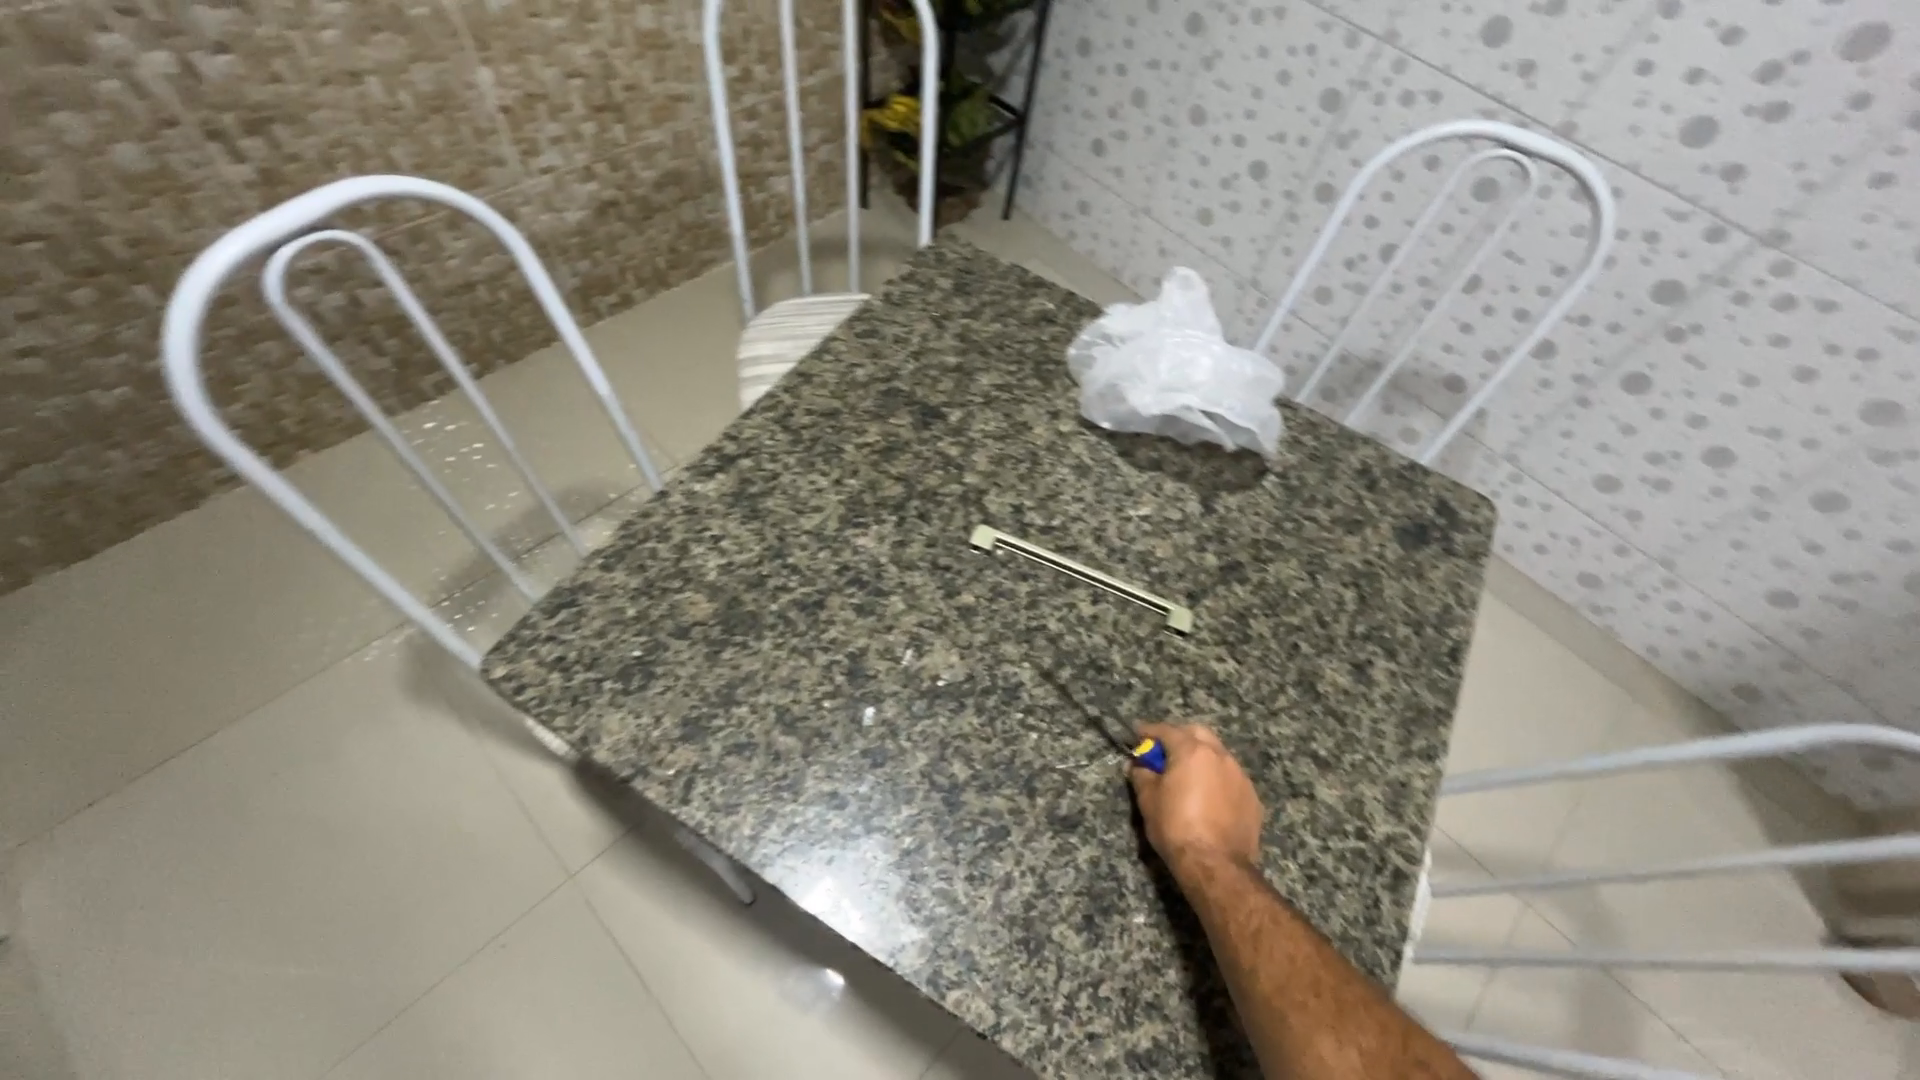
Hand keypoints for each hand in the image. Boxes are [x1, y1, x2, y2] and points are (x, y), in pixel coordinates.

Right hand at [1128, 722, 1264, 878]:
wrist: (1216, 865)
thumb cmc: (1176, 827)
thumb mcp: (1148, 800)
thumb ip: (1141, 775)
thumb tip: (1138, 765)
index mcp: (1192, 751)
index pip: (1166, 730)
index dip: (1149, 731)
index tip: (1137, 734)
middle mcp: (1220, 756)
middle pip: (1198, 734)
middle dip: (1179, 737)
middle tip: (1164, 753)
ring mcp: (1240, 776)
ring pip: (1218, 754)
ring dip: (1201, 758)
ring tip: (1188, 776)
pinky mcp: (1253, 798)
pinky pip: (1231, 778)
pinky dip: (1217, 779)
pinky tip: (1208, 798)